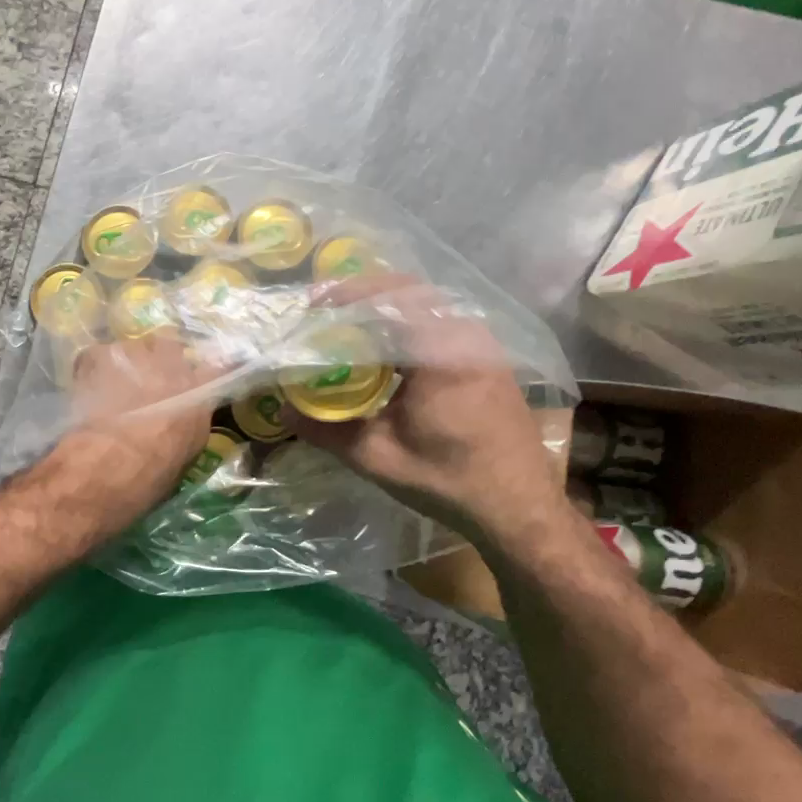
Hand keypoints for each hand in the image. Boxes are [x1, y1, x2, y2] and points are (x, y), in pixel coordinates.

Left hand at [34, 333, 217, 534]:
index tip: (193, 378)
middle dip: (157, 354)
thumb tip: (179, 424)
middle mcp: (173, 367)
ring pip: (131, 345)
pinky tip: (85, 387)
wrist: (112, 465)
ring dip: (122, 361)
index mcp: (200, 395)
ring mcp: (136, 357)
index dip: (202, 371)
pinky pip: (97, 353)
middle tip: (143, 377)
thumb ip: (187, 429)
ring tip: (108, 384)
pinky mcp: (101, 357)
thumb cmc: (153, 476)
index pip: (216, 368)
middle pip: (169, 342)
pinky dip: (91, 367)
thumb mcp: (185, 458)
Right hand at [281, 274, 570, 545]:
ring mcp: (483, 347)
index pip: (388, 302)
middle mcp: (466, 339)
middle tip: (325, 310)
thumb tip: (283, 411)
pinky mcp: (488, 360)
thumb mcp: (376, 458)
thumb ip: (326, 429)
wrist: (518, 508)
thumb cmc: (447, 481)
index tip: (312, 307)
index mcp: (440, 356)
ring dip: (387, 309)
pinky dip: (408, 325)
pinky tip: (385, 350)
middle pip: (410, 293)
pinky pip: (442, 324)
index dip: (346, 298)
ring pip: (428, 306)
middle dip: (363, 295)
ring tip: (349, 325)